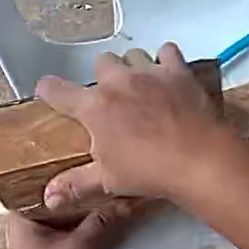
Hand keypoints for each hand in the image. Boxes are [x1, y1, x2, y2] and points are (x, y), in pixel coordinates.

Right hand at [33, 44, 236, 209]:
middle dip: (105, 76)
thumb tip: (48, 197)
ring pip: (133, 54)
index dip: (50, 90)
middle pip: (102, 62)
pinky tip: (170, 72)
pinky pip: (168, 51)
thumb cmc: (151, 171)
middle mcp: (119, 82)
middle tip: (116, 98)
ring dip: (134, 66)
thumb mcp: (109, 180)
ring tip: (144, 86)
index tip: (50, 91)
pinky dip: (167, 59)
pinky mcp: (179, 72)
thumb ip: (76, 183)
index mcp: (95, 107)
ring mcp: (150, 73)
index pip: (58, 90)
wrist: (200, 159)